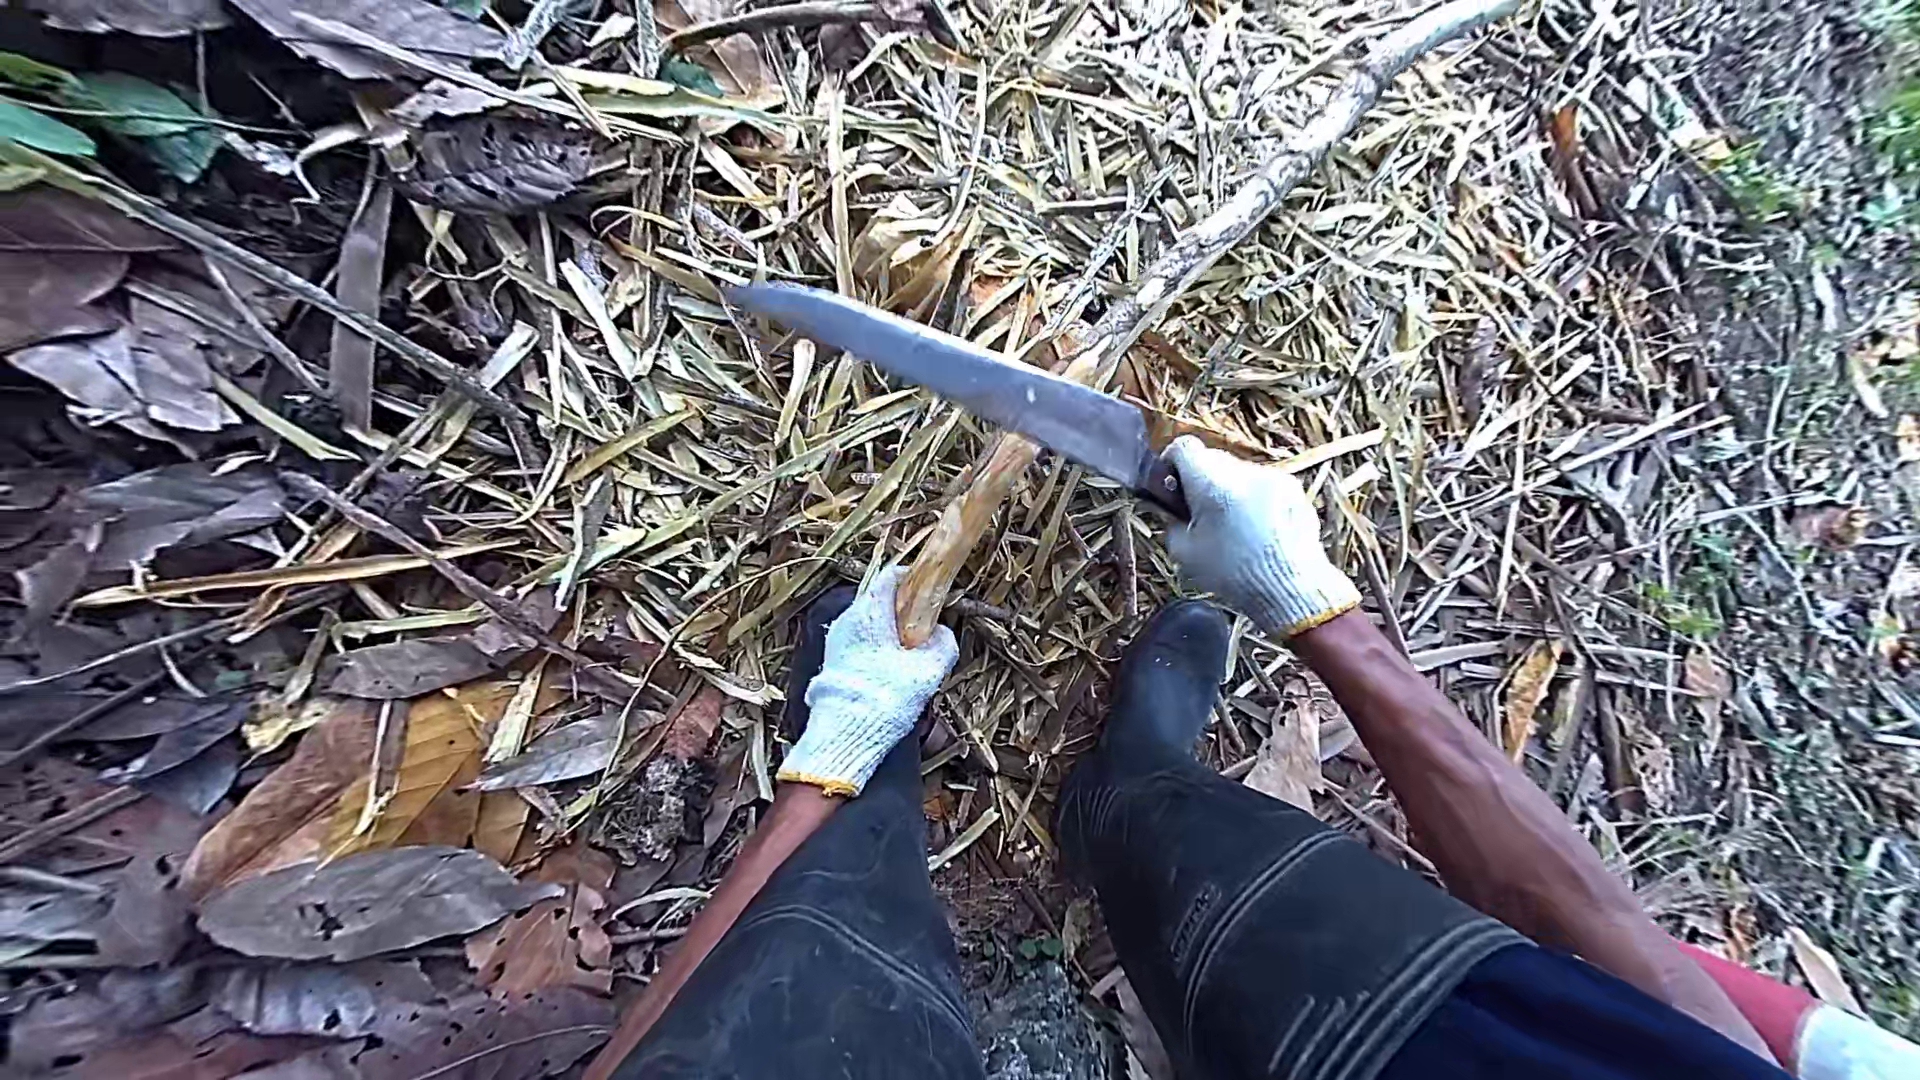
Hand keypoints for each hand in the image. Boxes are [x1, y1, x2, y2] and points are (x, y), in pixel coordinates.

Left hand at [775, 567, 957, 795]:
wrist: (845, 735)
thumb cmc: (886, 696)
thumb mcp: (929, 669)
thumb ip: (943, 643)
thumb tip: (942, 632)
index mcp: (869, 611)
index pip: (891, 576)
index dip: (914, 579)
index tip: (929, 592)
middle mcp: (848, 618)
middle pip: (881, 598)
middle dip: (904, 609)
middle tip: (925, 627)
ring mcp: (836, 639)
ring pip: (870, 621)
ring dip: (890, 630)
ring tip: (910, 654)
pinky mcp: (831, 659)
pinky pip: (859, 640)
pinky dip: (876, 646)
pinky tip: (890, 670)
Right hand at [1162, 435, 1361, 636]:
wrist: (1291, 588)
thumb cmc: (1232, 574)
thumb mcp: (1184, 551)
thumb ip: (1171, 520)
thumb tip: (1170, 506)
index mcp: (1211, 484)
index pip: (1183, 447)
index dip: (1170, 462)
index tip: (1170, 484)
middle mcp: (1243, 472)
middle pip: (1210, 458)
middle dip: (1198, 479)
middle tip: (1197, 512)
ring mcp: (1273, 478)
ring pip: (1236, 471)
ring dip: (1226, 489)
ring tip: (1229, 525)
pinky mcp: (1293, 489)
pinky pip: (1261, 484)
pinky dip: (1250, 499)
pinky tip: (1254, 529)